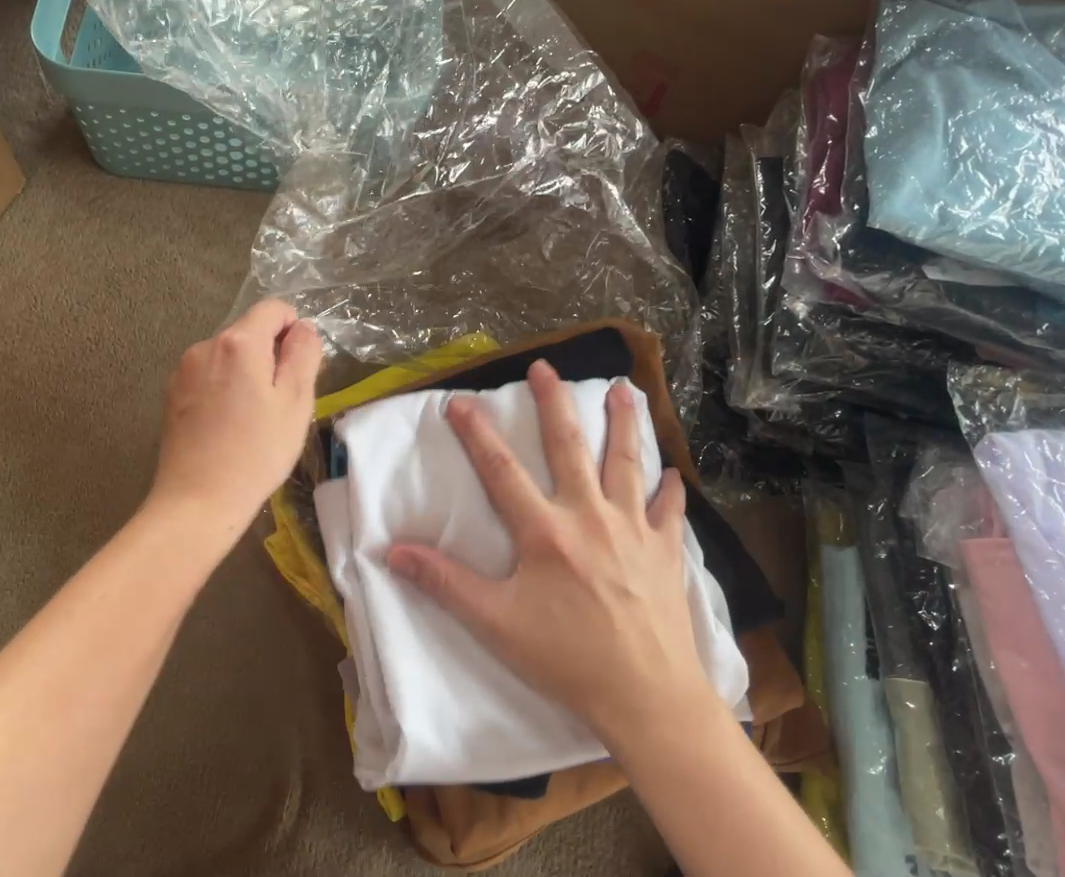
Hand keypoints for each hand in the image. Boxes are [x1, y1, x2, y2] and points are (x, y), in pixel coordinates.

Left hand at [146, 299, 321, 542]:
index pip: (273, 308)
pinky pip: (209, 377)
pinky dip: (225, 390)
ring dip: (247, 374)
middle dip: (270, 356)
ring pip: (228, 357)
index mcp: (239, 343)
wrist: (197, 501)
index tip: (300, 368)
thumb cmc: (256, 452)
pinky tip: (228, 427)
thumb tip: (303, 328)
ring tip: (255, 419)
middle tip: (282, 403)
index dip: (294, 329)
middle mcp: (205, 346)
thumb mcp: (295, 402)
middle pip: (249, 332)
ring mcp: (183, 371)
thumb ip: (304, 354)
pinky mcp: (172, 395)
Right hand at [386, 361, 715, 731]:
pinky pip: (669, 510)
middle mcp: (590, 516)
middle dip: (554, 403)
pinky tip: (672, 473)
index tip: (459, 401)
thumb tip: (392, 551)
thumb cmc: (566, 659)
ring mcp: (633, 530)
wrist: (648, 696)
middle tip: (544, 367)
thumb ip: (444, 583)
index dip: (476, 433)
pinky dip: (669, 489)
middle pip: (569, 446)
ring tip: (622, 389)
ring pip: (627, 462)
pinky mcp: (666, 552)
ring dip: (623, 423)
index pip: (501, 470)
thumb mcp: (494, 624)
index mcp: (544, 531)